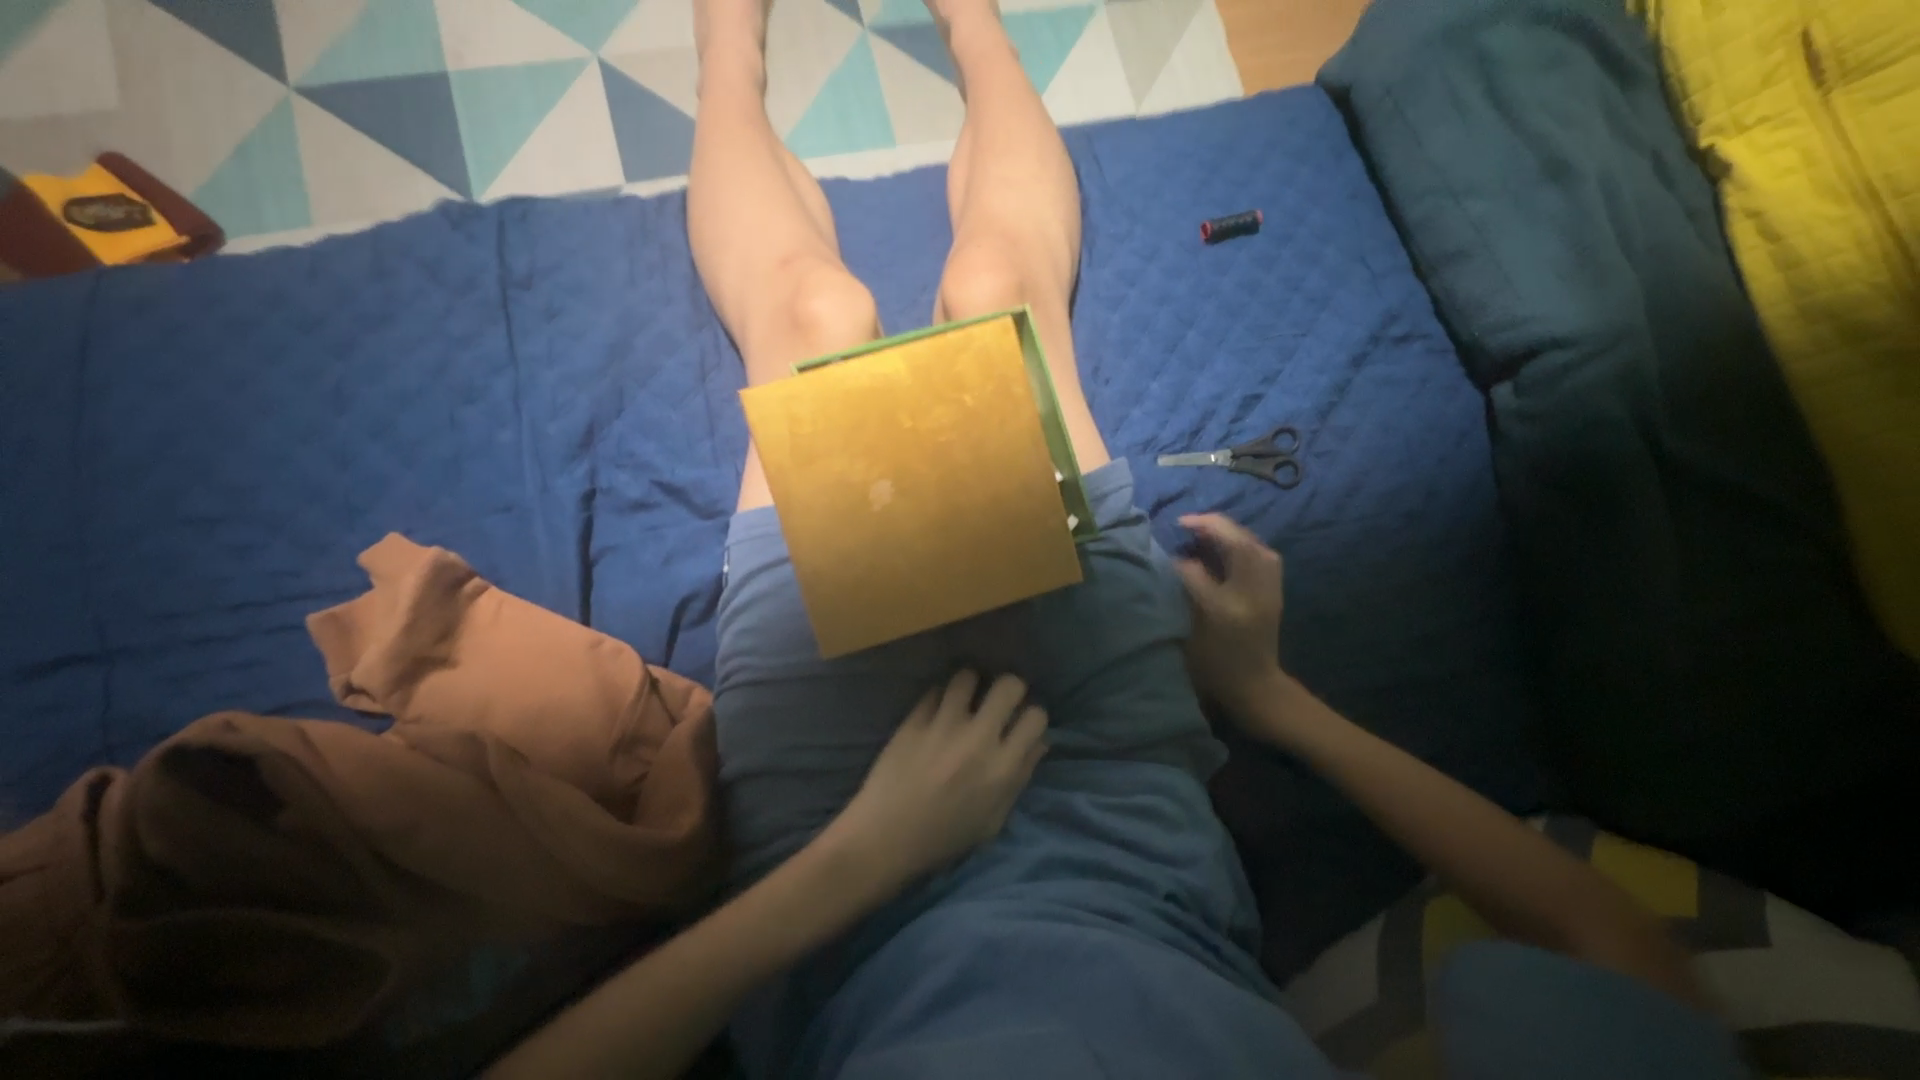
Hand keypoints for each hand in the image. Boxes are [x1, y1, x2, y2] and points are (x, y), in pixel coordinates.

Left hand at [833, 671, 1047, 883]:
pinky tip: (937, 711)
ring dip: (971, 685)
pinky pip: (934, 691)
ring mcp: (943, 725)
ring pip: (968, 677)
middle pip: (1009, 686)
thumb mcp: (993, 820)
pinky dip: (940, 698)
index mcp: (1003, 767)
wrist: (885, 837)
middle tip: (999, 700)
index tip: (1021, 722)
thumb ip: (1019, 778)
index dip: (1032, 716)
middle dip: (1010, 688)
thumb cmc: (944, 837)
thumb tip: (1038, 743)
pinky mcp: (914, 720)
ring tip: (965, 698)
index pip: (1036, 717)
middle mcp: (978, 739)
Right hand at [1173, 514, 1285, 715]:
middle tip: (1187, 523)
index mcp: (1225, 608)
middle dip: (1212, 526)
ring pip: (1254, 545)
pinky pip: (1263, 554)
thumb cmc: (1214, 666)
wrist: (1254, 687)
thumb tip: (1180, 561)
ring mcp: (1269, 591)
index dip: (1180, 556)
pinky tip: (1229, 544)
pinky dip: (1245, 542)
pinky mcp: (1275, 591)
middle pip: (1237, 544)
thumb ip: (1186, 593)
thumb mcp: (1190, 633)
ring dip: (1230, 532)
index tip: (1165, 550)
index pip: (1199, 568)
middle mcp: (1252, 594)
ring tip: (1207, 530)